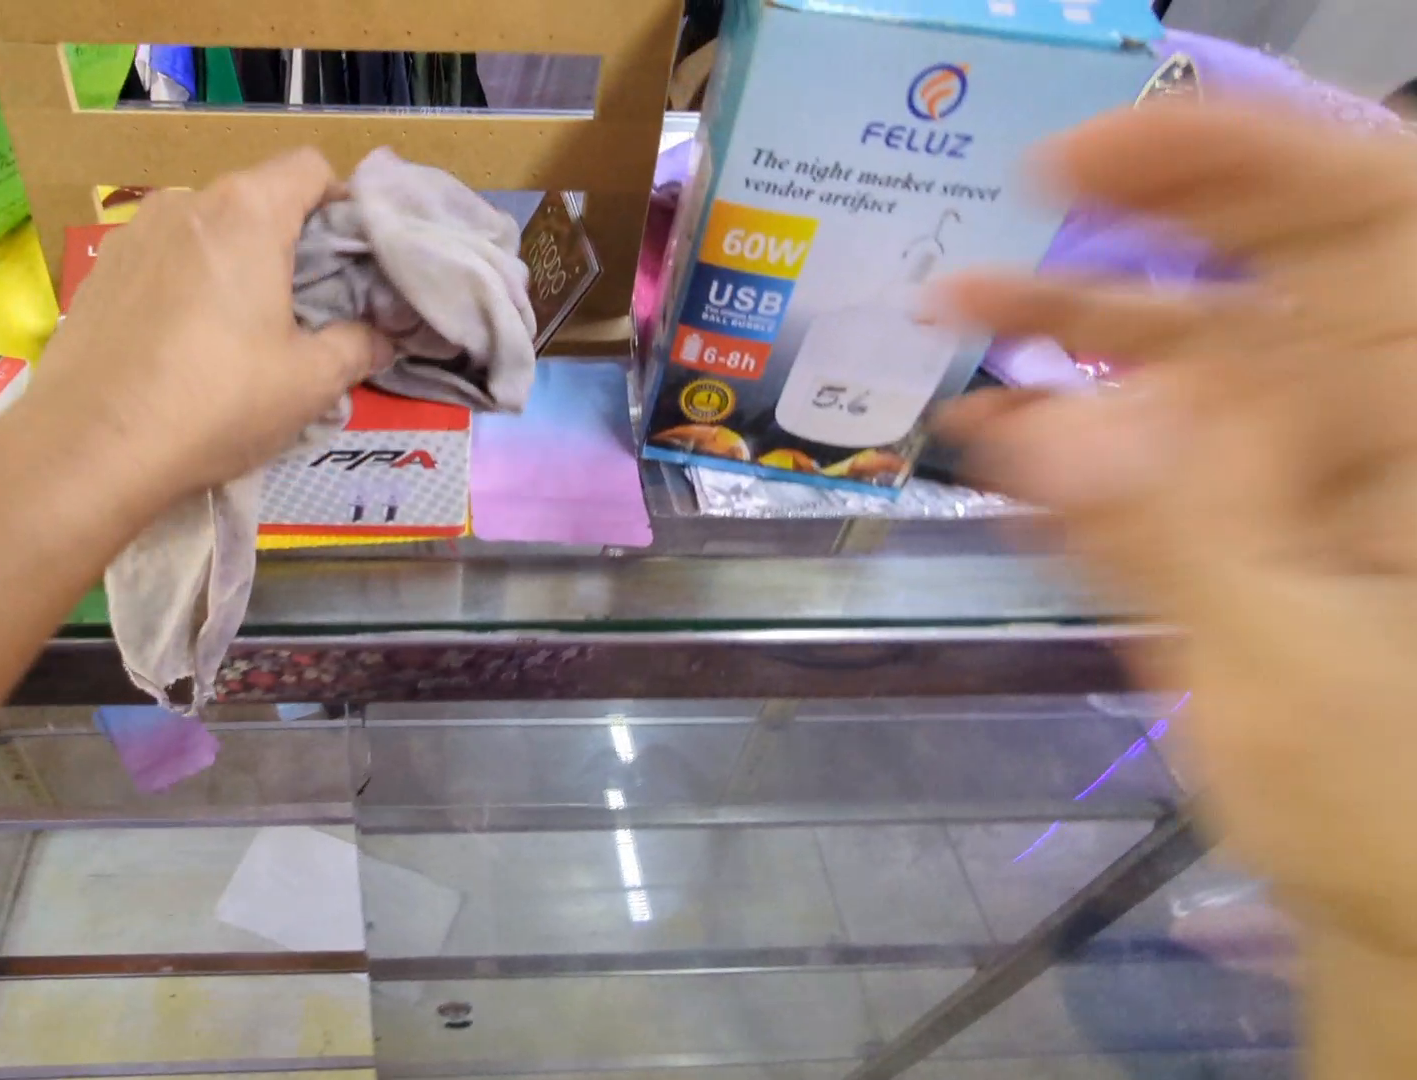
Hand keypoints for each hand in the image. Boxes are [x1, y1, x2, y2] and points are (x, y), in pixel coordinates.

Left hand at [20, 149, 390, 506]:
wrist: (93, 447)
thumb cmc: (219, 402)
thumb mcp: (311, 382)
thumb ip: (358, 347)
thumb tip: (382, 340)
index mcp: (247, 213)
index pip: (310, 168)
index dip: (343, 207)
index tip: (353, 264)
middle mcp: (186, 204)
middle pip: (258, 200)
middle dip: (293, 245)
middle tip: (308, 311)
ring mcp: (134, 234)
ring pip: (209, 232)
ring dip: (240, 266)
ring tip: (244, 333)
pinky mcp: (101, 272)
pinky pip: (166, 261)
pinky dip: (192, 286)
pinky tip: (188, 347)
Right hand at [932, 106, 1416, 956]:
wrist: (1405, 908)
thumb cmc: (1404, 815)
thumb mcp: (1304, 670)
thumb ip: (1178, 538)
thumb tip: (1053, 424)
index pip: (1376, 232)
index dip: (1240, 166)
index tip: (1085, 156)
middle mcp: (1363, 432)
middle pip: (1266, 278)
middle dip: (1143, 222)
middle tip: (1014, 191)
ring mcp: (1274, 486)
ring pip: (1172, 371)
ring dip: (1063, 334)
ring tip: (951, 303)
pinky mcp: (1203, 537)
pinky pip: (1118, 465)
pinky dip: (1044, 442)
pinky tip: (973, 425)